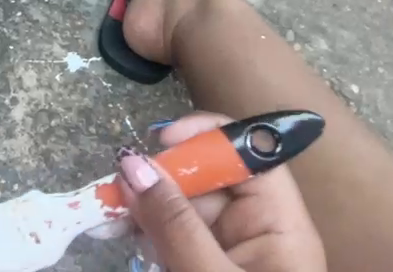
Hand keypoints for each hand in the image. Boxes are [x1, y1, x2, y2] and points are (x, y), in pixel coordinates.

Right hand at [120, 113, 325, 271]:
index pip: (249, 153)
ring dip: (142, 201)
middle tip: (116, 189)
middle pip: (204, 174)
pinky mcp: (203, 265)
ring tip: (110, 216)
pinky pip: (170, 229)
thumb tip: (131, 161)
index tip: (161, 140)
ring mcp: (228, 249)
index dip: (207, 134)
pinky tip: (121, 232)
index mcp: (281, 226)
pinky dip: (142, 225)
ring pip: (180, 201)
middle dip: (159, 173)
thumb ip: (175, 224)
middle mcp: (256, 229)